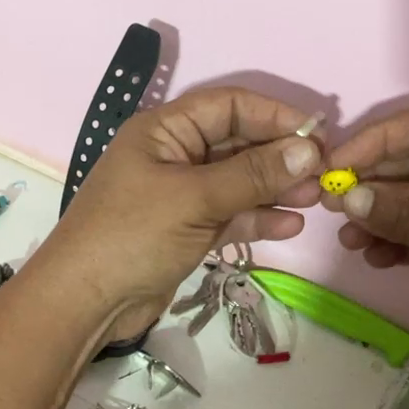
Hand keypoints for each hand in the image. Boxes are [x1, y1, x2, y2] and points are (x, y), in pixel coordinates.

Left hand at [36, 87, 323, 343]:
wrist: (85, 302)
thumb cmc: (131, 237)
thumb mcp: (193, 199)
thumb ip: (251, 175)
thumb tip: (308, 152)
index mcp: (163, 130)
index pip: (229, 106)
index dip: (274, 116)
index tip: (318, 135)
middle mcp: (172, 156)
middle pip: (236, 143)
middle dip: (279, 156)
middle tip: (323, 173)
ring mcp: (179, 196)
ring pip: (237, 182)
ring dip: (274, 189)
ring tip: (315, 198)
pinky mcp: (185, 232)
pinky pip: (229, 216)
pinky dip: (256, 219)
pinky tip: (290, 225)